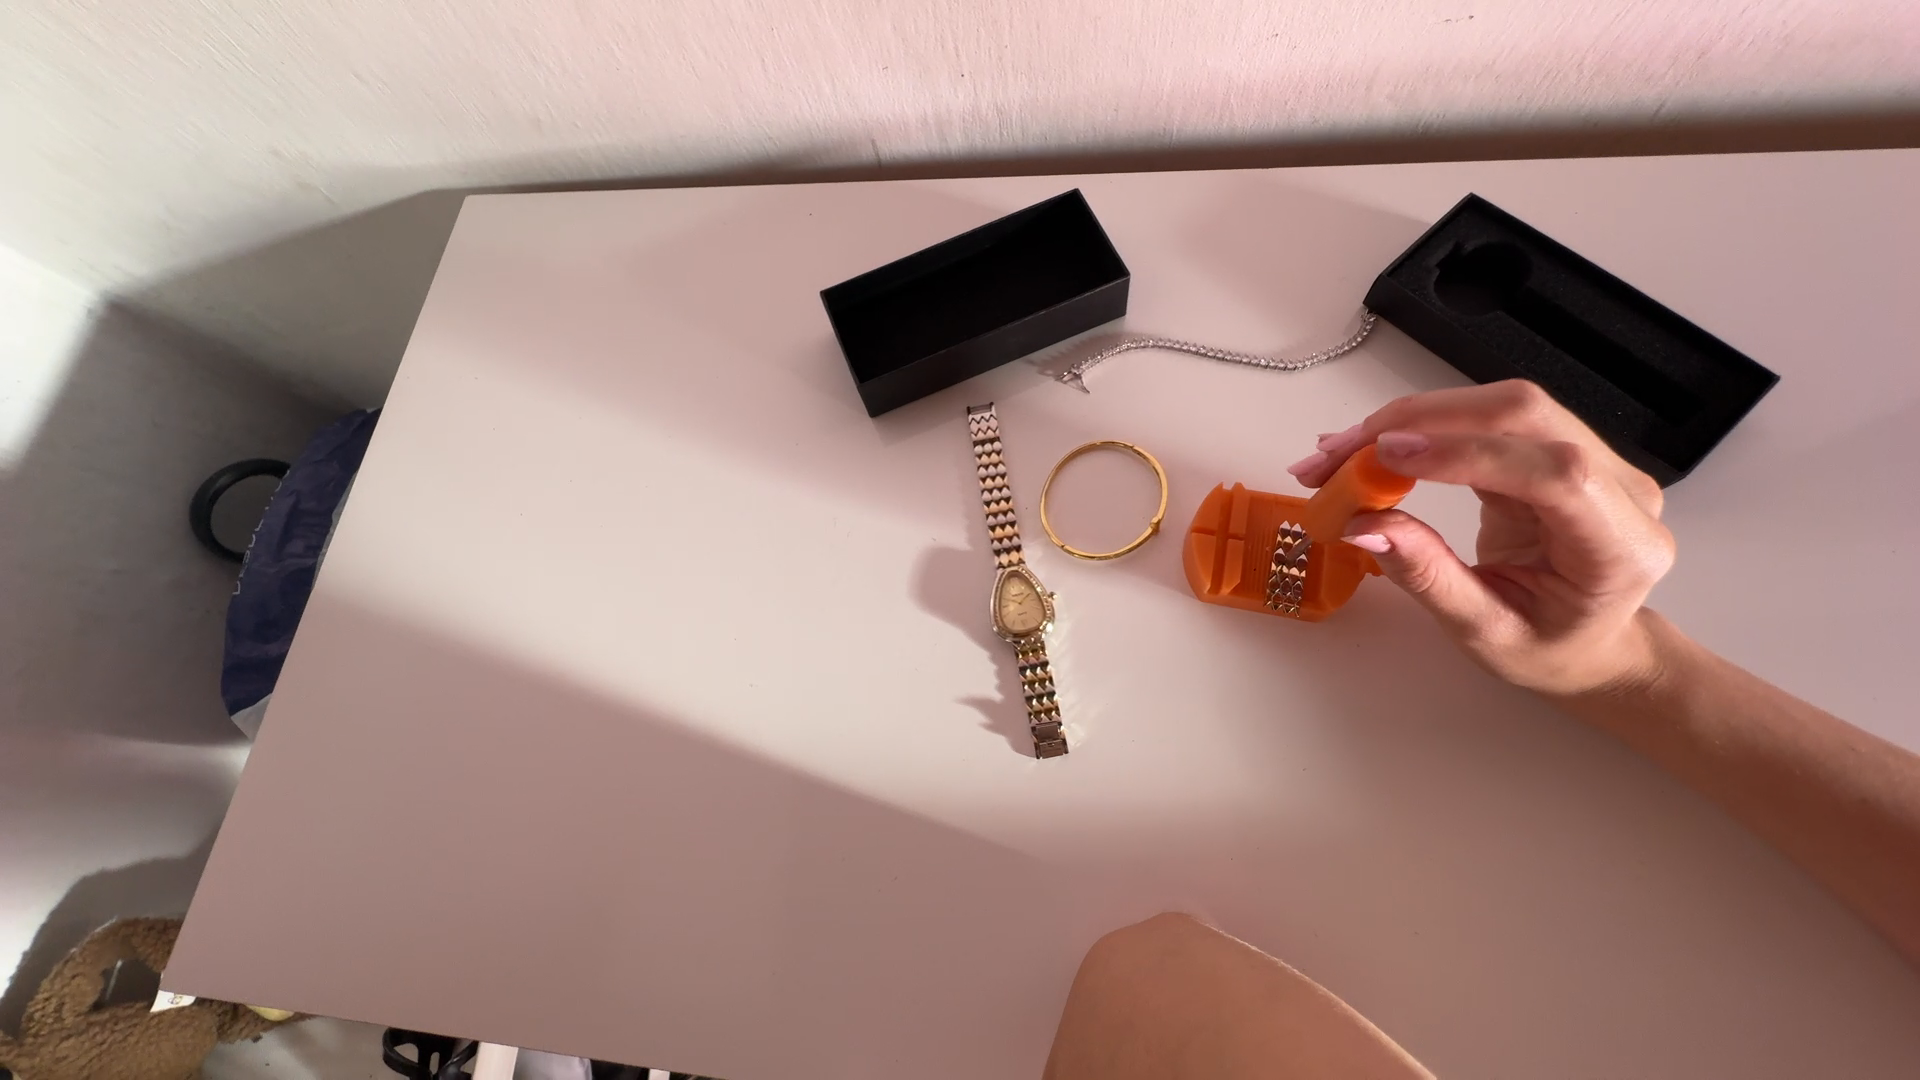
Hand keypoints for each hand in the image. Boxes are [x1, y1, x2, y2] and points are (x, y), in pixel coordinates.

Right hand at [1287, 380, 1674, 696]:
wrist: (1590, 641)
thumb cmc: (1545, 648)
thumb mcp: (1482, 633)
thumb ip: (1427, 576)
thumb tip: (1363, 524)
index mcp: (1618, 545)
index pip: (1553, 472)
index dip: (1466, 453)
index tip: (1384, 457)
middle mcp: (1617, 485)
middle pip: (1520, 414)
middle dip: (1418, 422)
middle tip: (1334, 455)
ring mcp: (1588, 458)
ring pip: (1493, 406)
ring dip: (1405, 420)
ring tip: (1335, 453)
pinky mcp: (1546, 449)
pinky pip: (1478, 419)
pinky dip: (1414, 426)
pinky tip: (1366, 445)